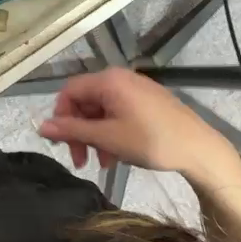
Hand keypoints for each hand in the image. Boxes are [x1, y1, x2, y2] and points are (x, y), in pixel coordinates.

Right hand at [38, 68, 240, 187]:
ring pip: (102, 110)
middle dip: (79, 130)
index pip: (70, 91)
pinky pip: (118, 112)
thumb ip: (72, 130)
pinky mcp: (148, 101)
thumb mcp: (107, 138)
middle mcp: (121, 78)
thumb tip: (41, 126)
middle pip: (86, 101)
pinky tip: (117, 155)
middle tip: (80, 160)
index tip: (63, 144)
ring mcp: (136, 89)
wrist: (198, 148)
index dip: (61, 117)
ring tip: (102, 163)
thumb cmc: (151, 141)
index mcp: (109, 80)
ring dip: (96, 136)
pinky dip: (111, 132)